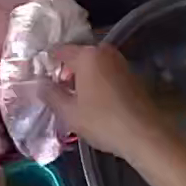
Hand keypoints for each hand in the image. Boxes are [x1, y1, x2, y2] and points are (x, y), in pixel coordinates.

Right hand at [43, 44, 173, 163]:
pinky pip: (106, 71)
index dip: (48, 64)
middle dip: (67, 72)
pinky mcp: (130, 73)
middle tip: (59, 93)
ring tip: (77, 100)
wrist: (145, 134)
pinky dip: (97, 81)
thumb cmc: (103, 121)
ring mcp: (120, 61)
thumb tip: (40, 84)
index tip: (42, 80)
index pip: (60, 51)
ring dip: (83, 77)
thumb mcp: (70, 112)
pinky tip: (96, 102)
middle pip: (78, 56)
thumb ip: (51, 95)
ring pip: (93, 64)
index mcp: (87, 55)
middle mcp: (104, 51)